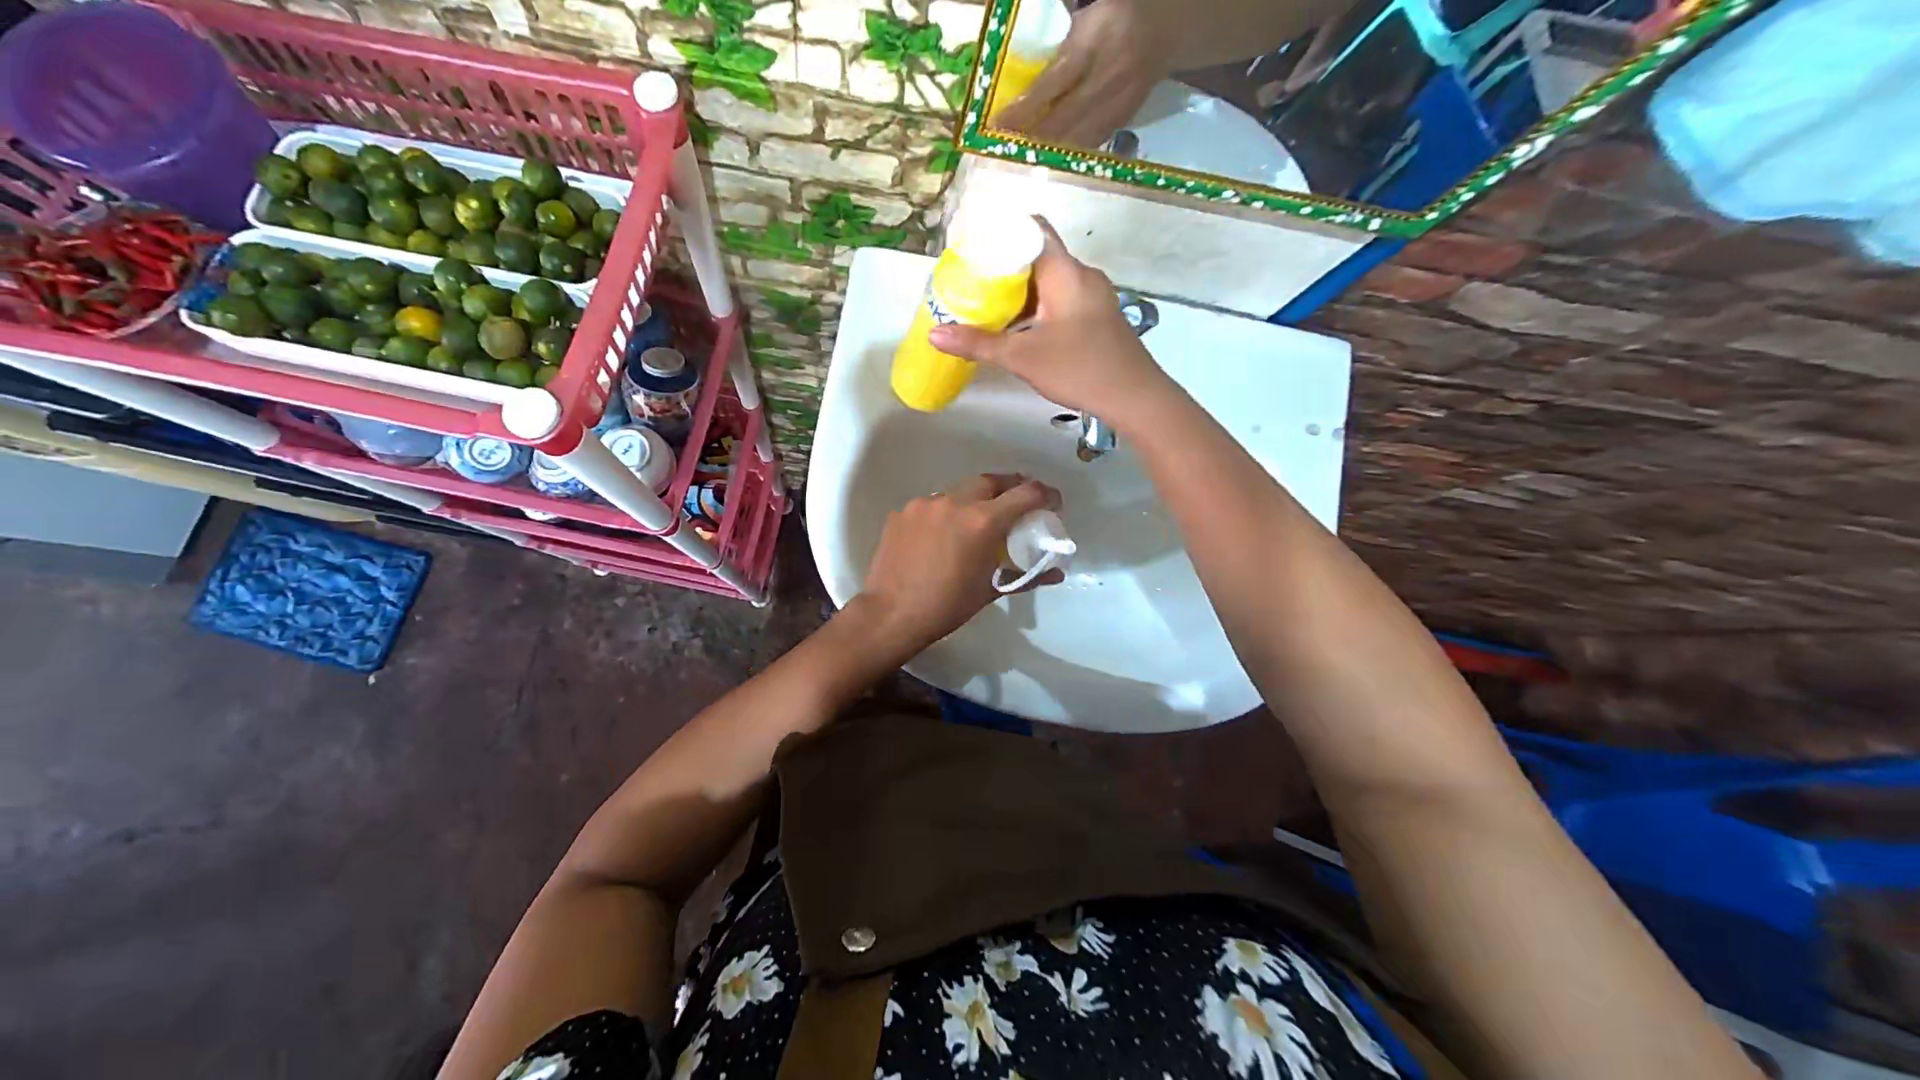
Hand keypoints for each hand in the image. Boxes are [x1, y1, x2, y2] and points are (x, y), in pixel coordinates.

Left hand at [855, 474, 1062, 653]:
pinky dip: (946, 513)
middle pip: (992, 481)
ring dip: (975, 500)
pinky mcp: (902, 512)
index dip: (1046, 495)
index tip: (1053, 503)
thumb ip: (1026, 576)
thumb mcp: (990, 591)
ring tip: (978, 520)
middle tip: (1018, 504)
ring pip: (959, 491)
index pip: (1026, 493)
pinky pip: (932, 505)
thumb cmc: (947, 607)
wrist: (891, 614)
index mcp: (982, 521)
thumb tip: (1056, 573)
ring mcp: (925, 504)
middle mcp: (955, 502)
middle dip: (1011, 488)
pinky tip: (943, 534)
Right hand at [929, 219, 1177, 425]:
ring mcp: (1094, 296)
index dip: (1000, 231)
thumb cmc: (1080, 369)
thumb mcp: (1023, 357)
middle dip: (1003, 266)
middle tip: (970, 279)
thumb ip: (978, 344)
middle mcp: (1082, 275)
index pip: (1031, 229)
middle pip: (1038, 255)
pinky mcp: (1099, 316)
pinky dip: (1038, 305)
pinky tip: (1018, 326)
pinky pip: (1062, 298)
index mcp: (1066, 271)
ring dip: (1020, 290)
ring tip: (987, 304)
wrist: (1136, 398)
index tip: (972, 245)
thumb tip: (935, 335)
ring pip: (1050, 280)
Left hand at [992, 0, 1180, 148]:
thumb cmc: (1116, 18)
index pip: (1051, 84)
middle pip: (1062, 121)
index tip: (996, 126)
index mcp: (1093, 43)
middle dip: (1030, 140)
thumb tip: (1020, 87)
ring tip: (1018, 162)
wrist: (1165, 29)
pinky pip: (1089, 145)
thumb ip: (1058, 52)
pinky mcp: (1121, 122)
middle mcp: (1106, 79)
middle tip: (1001, 152)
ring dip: (1045, 154)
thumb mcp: (1086, 21)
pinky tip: (1046, 163)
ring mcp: (1116, 105)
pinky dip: (1065, 156)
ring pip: (1075, 140)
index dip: (1023, 110)